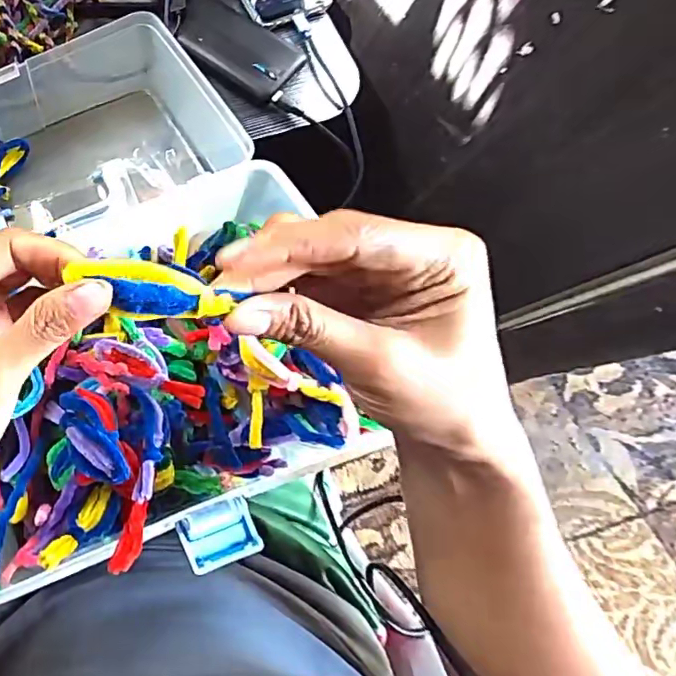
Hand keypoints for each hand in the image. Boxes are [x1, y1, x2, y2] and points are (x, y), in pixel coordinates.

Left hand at [0, 231, 112, 508]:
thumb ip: (46, 327)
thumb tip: (98, 289)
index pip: (7, 248)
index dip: (55, 255)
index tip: (97, 277)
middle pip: (18, 262)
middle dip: (62, 272)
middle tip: (107, 291)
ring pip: (26, 286)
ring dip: (62, 293)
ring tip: (102, 304)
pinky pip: (26, 314)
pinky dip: (53, 317)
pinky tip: (80, 322)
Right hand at [214, 210, 523, 464]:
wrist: (456, 440)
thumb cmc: (441, 403)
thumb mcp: (376, 363)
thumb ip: (307, 328)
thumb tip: (237, 313)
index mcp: (439, 254)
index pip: (351, 236)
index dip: (287, 247)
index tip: (233, 263)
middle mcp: (405, 249)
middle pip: (322, 239)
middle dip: (268, 261)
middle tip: (220, 286)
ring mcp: (375, 267)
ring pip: (305, 253)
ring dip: (262, 273)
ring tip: (225, 295)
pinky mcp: (350, 286)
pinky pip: (301, 276)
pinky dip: (270, 289)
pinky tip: (246, 301)